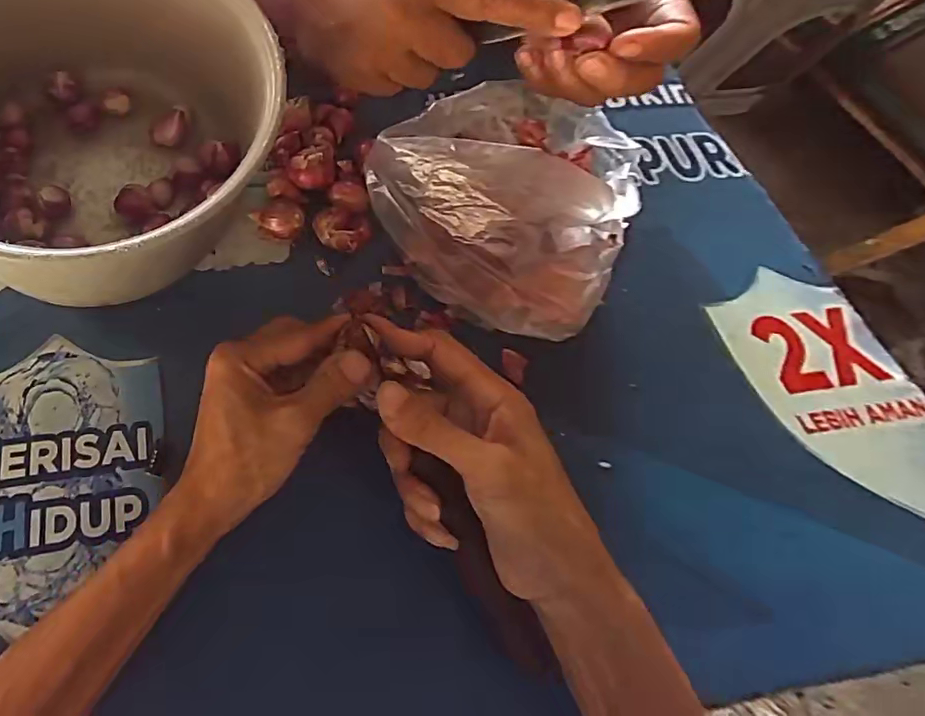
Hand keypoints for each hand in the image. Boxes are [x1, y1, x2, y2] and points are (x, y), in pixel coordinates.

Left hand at [176, 315, 373, 537]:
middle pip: (289, 339)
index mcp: (238, 355)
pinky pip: (281, 376)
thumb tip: (362, 356)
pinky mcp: (246, 393)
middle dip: (325, 344)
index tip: (367, 321)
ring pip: (287, 358)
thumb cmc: (249, 461)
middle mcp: (235, 355)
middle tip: (367, 347)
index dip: (332, 330)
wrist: (211, 501)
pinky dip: (306, 378)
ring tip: (359, 364)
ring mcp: (239, 374)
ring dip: (318, 362)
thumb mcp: (295, 422)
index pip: (294, 335)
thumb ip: (328, 386)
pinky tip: (336, 384)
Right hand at [280, 0, 582, 96]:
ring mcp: (380, 55)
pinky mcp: (360, 78)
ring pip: (429, 76)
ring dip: (420, 61)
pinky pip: (398, 87)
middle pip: (459, 55)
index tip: (570, 20)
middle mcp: (406, 20)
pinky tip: (373, 51)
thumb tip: (518, 3)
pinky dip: (393, 73)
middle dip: (448, 43)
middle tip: (424, 23)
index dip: (529, 11)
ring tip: (392, 37)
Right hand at [365, 317, 621, 607]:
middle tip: (402, 465)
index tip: (361, 334)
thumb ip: (430, 429)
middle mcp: (469, 417)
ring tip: (432, 512)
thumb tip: (381, 389)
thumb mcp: (485, 470)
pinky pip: (413, 478)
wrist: (563, 591)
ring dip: (410, 482)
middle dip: (400, 438)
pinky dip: (419, 506)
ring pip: (406, 444)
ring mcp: (457, 450)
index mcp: (489, 398)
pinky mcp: (449, 483)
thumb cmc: (539, 517)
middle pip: (410, 402)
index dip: (401, 337)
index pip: (438, 350)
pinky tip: (443, 531)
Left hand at [516, 0, 699, 105]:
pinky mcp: (568, 79)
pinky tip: (528, 53)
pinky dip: (539, 76)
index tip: (620, 45)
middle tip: (581, 60)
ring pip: (594, 92)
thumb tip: (587, 32)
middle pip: (640, 80)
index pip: (679, 37)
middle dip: (607, 76)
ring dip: (566, 76)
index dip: (654, 47)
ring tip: (546, 46)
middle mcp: (640, 50)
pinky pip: (556, 91)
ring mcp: (603, 69)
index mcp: (662, 13)